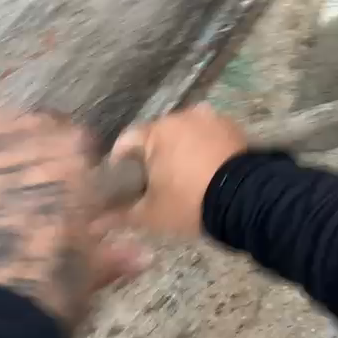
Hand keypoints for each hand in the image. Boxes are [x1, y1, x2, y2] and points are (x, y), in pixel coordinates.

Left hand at [0, 81, 149, 323]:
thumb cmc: (39, 297)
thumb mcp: (82, 277)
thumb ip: (109, 255)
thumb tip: (140, 255)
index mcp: (79, 171)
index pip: (77, 146)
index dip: (64, 166)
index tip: (54, 187)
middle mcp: (42, 147)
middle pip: (41, 126)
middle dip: (32, 146)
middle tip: (15, 177)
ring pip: (1, 118)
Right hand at [111, 103, 249, 236]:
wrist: (245, 198)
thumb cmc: (189, 202)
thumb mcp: (149, 214)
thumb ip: (119, 214)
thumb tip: (93, 223)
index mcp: (159, 130)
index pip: (127, 141)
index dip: (118, 164)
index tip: (121, 186)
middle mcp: (185, 114)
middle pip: (158, 135)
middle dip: (152, 157)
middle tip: (152, 186)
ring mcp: (212, 117)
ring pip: (185, 134)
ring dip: (179, 151)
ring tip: (180, 179)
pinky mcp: (233, 126)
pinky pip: (208, 135)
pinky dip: (202, 148)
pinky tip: (204, 170)